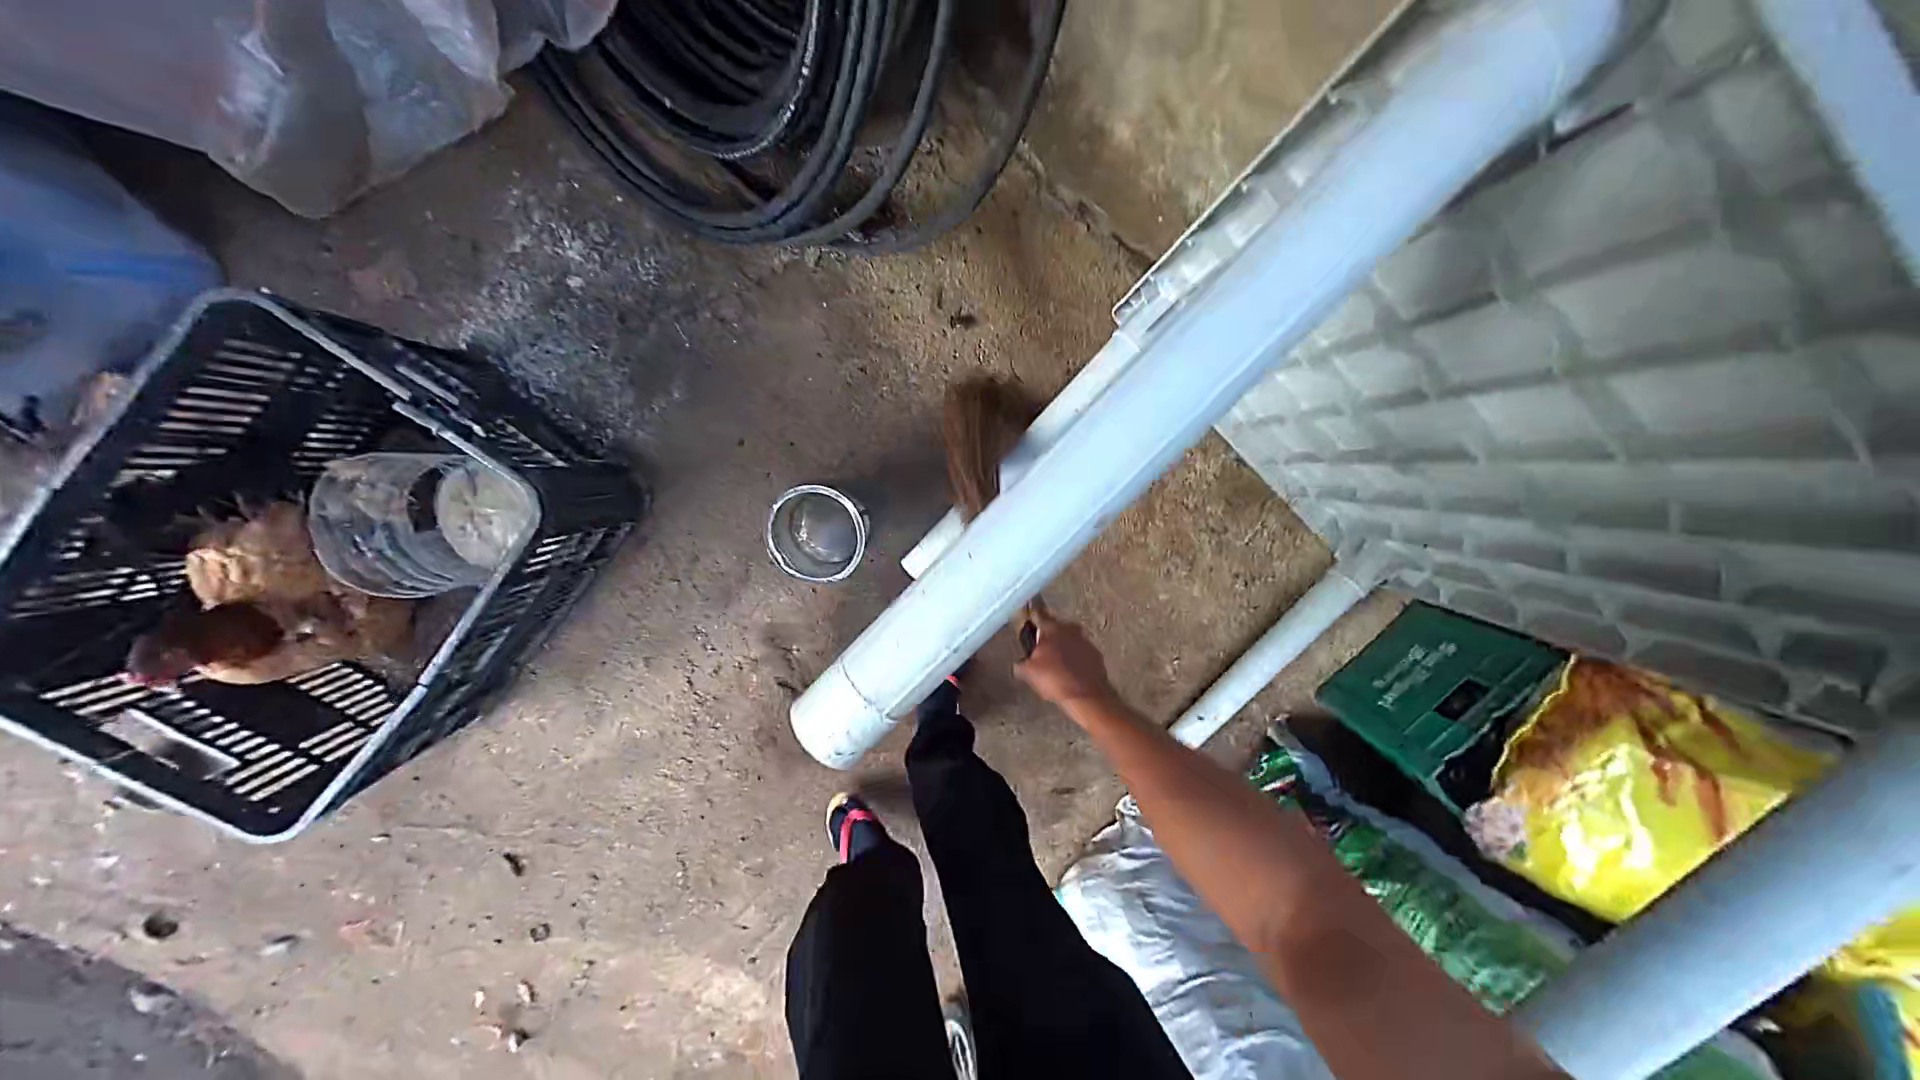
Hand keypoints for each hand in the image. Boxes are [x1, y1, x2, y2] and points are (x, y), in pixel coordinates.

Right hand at [1014, 610, 1117, 709]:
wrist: (1086, 696)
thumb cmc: (1056, 680)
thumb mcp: (1028, 672)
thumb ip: (1021, 662)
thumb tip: (1020, 663)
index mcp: (1052, 628)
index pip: (1038, 615)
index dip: (1031, 619)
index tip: (1029, 625)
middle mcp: (1071, 629)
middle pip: (1055, 627)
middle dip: (1048, 637)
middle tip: (1041, 652)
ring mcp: (1086, 641)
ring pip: (1070, 639)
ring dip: (1063, 648)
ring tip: (1055, 666)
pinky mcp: (1096, 655)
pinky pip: (1081, 652)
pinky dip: (1075, 659)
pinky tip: (1069, 673)